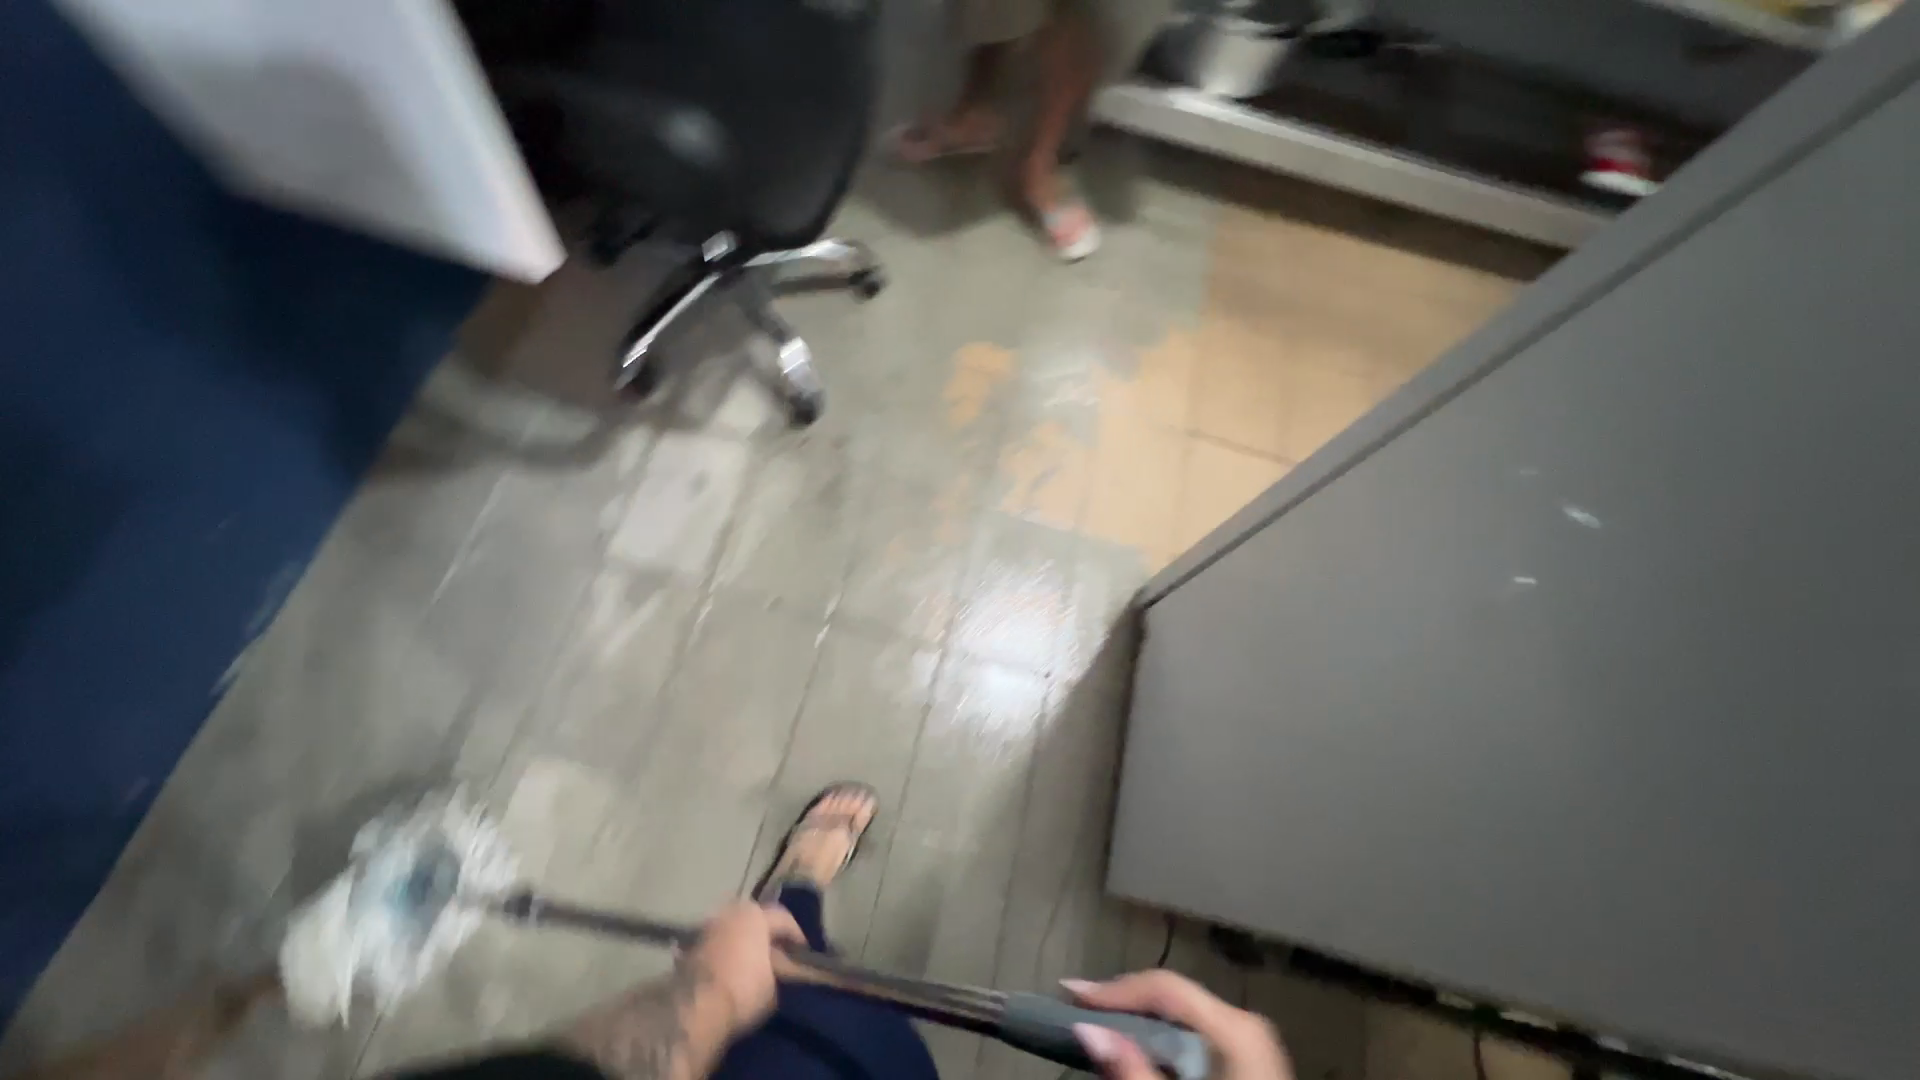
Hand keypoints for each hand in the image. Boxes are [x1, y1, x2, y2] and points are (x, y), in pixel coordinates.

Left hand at [684, 901, 805, 1033]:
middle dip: (766, 935)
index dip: (796, 936)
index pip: (784, 919)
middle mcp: (731, 912)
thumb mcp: (774, 986)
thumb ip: (779, 971)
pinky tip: (730, 971)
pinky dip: (724, 953)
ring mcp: (708, 927)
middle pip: (755, 919)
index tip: (802, 952)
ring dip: (743, 943)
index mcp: (757, 915)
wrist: (694, 1007)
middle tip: (776, 954)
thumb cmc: (743, 989)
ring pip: (732, 930)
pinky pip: (716, 945)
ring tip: (751, 963)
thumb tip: (778, 968)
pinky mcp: (689, 946)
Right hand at [1063, 971, 1292, 1079]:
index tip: (1070, 996)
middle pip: (1174, 1000)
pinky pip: (1198, 1043)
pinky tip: (1140, 1059)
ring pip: (1183, 1021)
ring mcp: (1253, 1049)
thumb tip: (1086, 1028)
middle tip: (1079, 1013)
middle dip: (1125, 1007)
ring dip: (1141, 1028)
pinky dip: (1165, 1048)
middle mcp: (1247, 1027)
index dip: (1115, 990)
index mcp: (1237, 1031)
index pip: (1165, 989)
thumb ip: (1132, 1073)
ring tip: (1101, 1034)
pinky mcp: (1250, 1068)